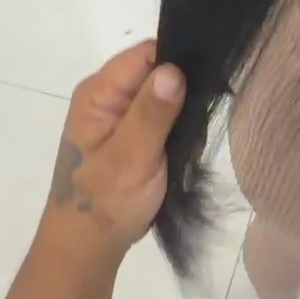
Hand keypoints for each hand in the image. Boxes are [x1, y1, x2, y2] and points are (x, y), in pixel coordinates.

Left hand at [42, 41, 184, 258]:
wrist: (89, 245)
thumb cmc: (106, 202)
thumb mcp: (131, 157)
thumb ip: (152, 113)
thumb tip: (173, 69)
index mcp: (99, 93)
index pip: (147, 54)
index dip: (180, 60)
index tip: (211, 82)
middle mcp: (107, 96)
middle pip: (156, 70)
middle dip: (185, 88)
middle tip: (205, 118)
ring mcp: (118, 115)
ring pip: (163, 94)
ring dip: (184, 111)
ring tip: (194, 138)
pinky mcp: (131, 134)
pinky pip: (162, 116)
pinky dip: (178, 127)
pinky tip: (186, 145)